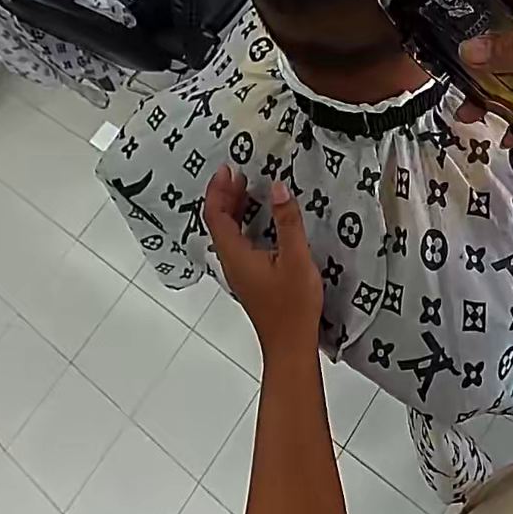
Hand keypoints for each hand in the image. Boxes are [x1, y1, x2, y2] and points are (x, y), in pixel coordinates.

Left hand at [202, 166, 322, 357]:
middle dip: (226, 195)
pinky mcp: (251, 278)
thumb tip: (278, 188)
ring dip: (235, 209)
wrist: (291, 343)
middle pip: (219, 223)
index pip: (216, 216)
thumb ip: (287, 222)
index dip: (218, 190)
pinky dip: (245, 224)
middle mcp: (232, 262)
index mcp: (236, 255)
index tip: (227, 169)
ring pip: (229, 233)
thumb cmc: (293, 305)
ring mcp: (240, 271)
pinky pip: (240, 243)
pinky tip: (262, 221)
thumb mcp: (296, 258)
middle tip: (238, 173)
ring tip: (249, 189)